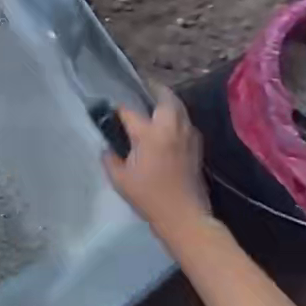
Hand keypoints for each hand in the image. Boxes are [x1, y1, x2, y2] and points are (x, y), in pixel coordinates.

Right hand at [103, 87, 212, 231]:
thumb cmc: (148, 196)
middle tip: (142, 88)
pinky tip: (167, 127)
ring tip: (154, 105)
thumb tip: (108, 147)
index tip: (110, 111)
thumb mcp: (119, 178)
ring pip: (180, 108)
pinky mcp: (197, 147)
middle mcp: (171, 128)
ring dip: (168, 102)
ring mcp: (188, 136)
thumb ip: (110, 158)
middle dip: (154, 89)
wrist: (185, 217)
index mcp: (149, 133)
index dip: (118, 110)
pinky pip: (186, 122)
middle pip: (166, 97)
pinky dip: (176, 118)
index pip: (129, 112)